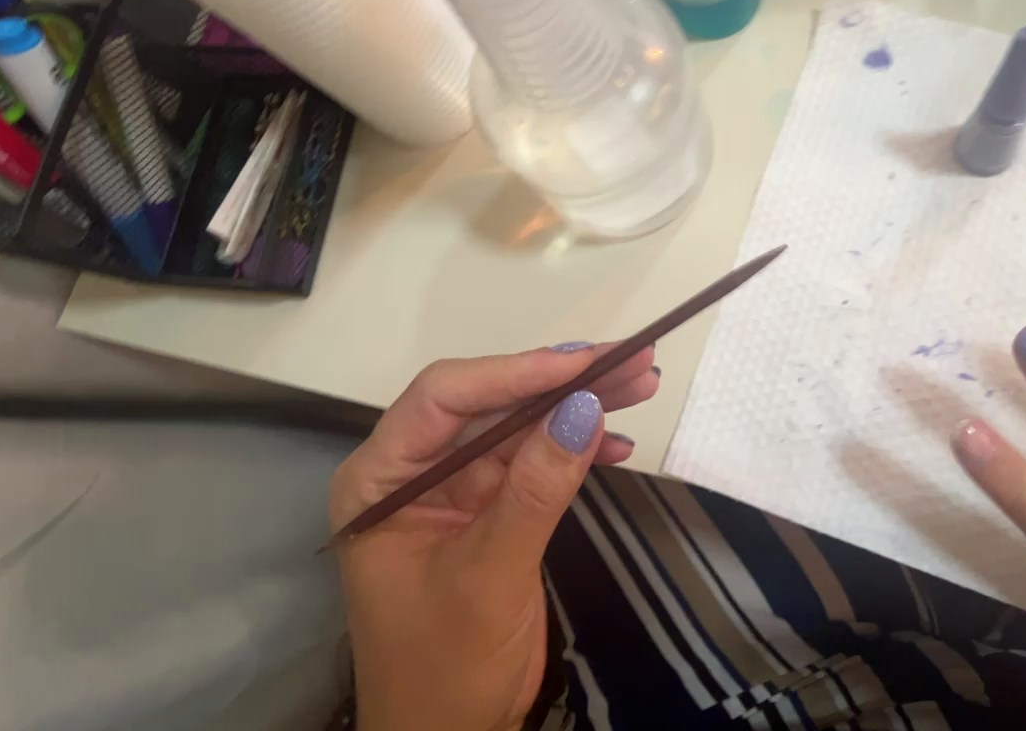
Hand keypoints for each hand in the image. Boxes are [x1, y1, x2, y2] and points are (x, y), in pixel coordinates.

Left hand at [330, 344, 657, 730]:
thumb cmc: (443, 668)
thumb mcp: (489, 577)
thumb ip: (535, 489)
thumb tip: (585, 408)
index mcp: (382, 477)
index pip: (444, 397)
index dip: (515, 371)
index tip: (585, 361)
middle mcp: (415, 467)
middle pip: (492, 401)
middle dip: (562, 380)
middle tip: (632, 358)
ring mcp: (456, 484)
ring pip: (522, 422)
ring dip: (581, 403)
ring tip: (644, 381)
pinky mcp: (491, 503)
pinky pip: (537, 458)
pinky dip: (579, 448)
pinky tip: (622, 442)